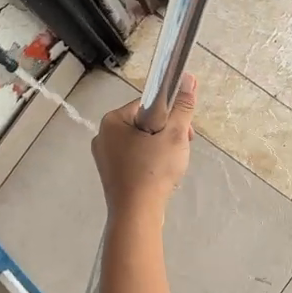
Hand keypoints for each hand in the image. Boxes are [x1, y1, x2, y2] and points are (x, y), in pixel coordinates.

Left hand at [92, 73, 198, 219]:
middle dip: (165, 134)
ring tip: (170, 166)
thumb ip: (183, 107)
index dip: (169, 116)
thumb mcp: (175, 135)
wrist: (137, 214)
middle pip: (143, 124)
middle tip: (180, 150)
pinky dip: (148, 165)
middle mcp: (102, 136)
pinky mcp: (109, 176)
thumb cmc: (154, 170)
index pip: (147, 105)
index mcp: (112, 120)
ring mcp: (103, 158)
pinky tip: (159, 177)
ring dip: (159, 150)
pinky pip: (133, 161)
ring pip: (139, 144)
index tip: (184, 132)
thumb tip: (189, 78)